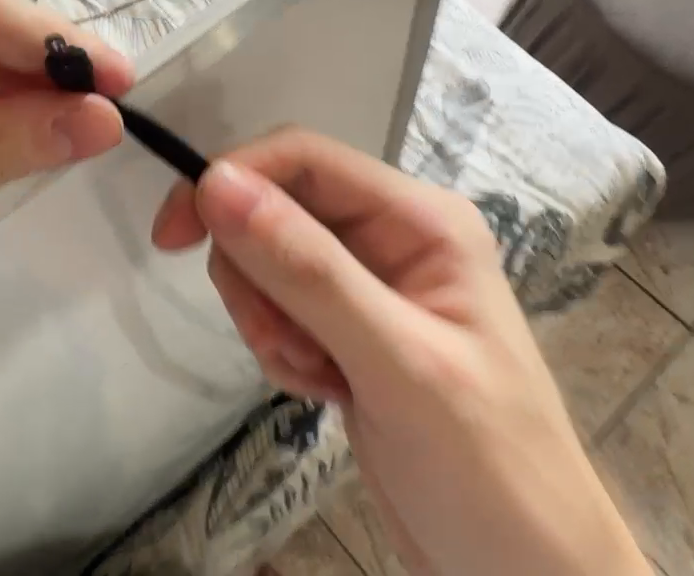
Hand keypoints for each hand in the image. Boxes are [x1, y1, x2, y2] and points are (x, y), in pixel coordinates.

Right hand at [151, 130, 646, 575]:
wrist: (519, 570)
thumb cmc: (486, 464)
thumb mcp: (393, 361)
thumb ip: (305, 270)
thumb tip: (216, 183)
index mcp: (419, 218)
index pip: (302, 158)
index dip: (231, 179)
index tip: (174, 236)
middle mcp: (391, 236)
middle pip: (275, 210)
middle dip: (256, 277)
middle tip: (280, 342)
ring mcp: (368, 284)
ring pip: (267, 261)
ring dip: (268, 321)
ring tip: (313, 376)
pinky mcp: (347, 328)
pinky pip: (277, 308)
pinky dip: (279, 348)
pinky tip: (321, 390)